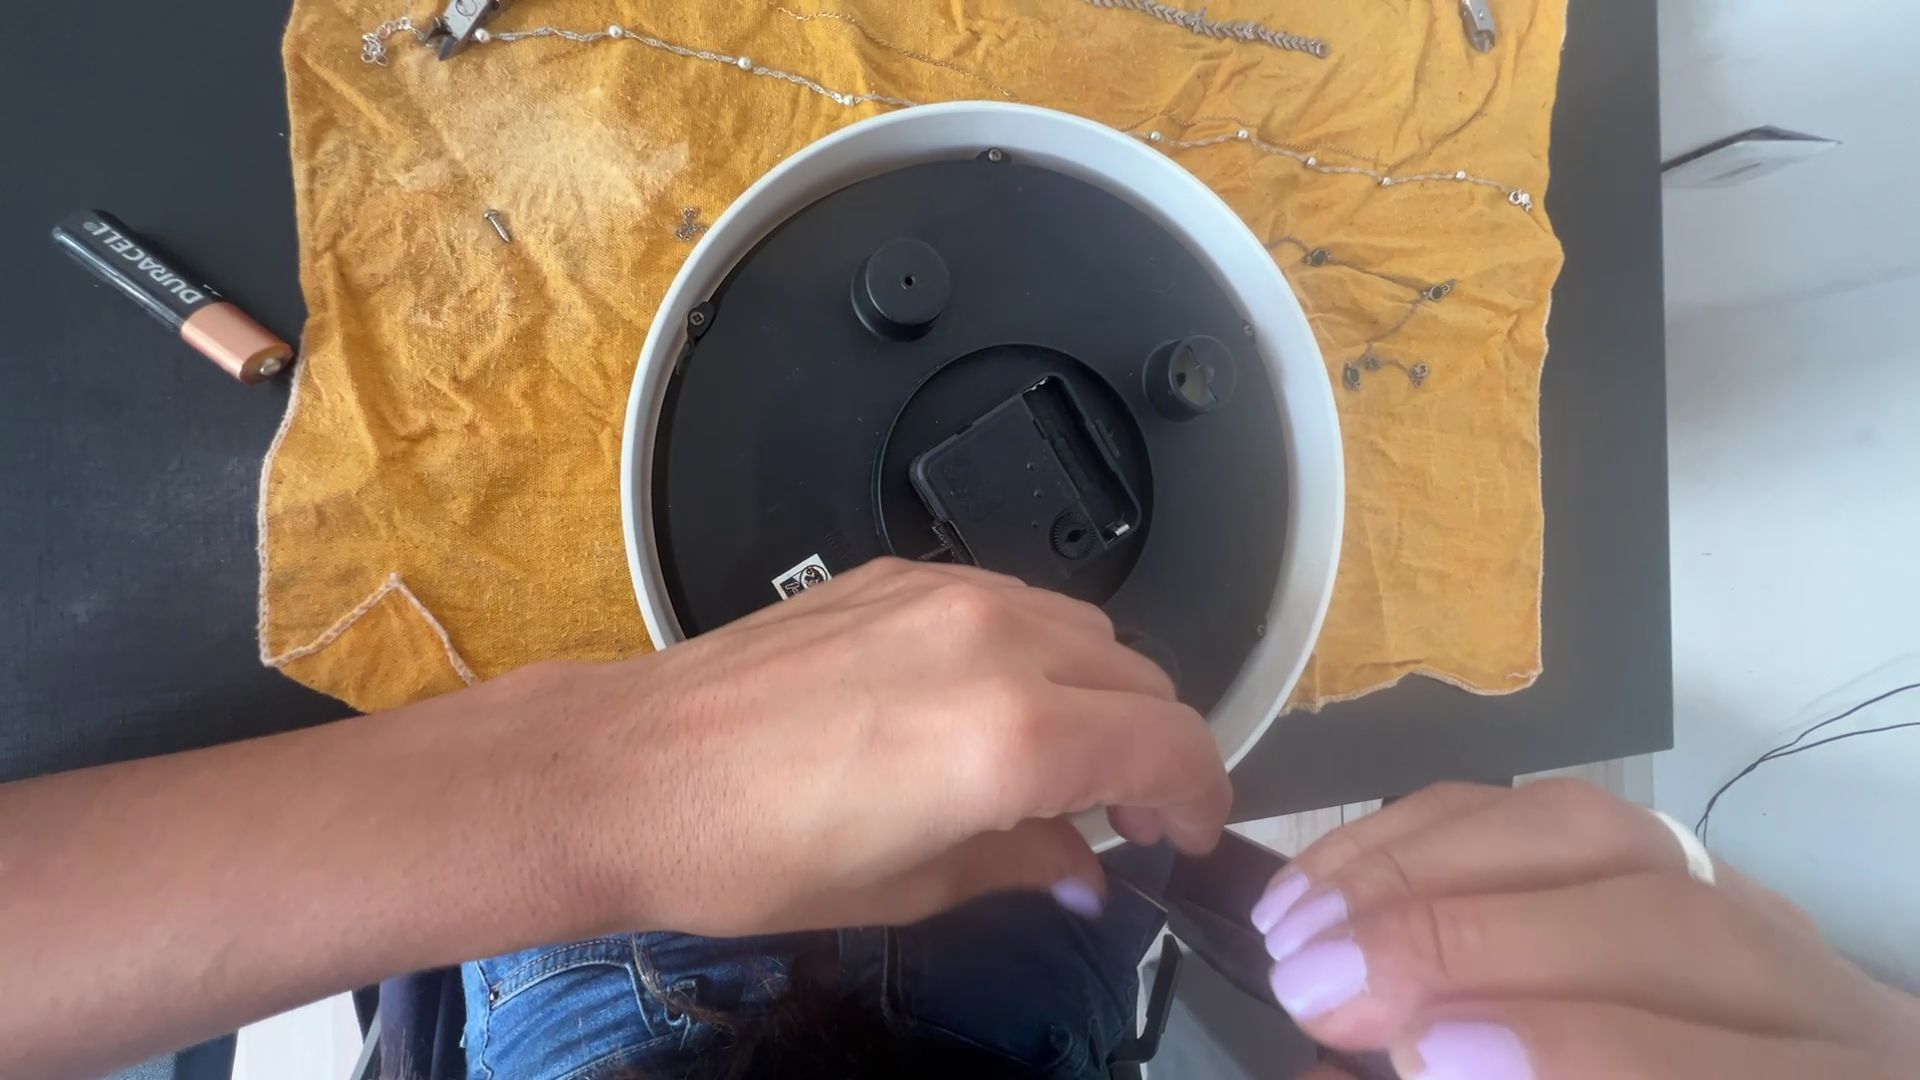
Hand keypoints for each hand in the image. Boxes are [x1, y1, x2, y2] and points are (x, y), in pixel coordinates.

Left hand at [488, 558, 1228, 936]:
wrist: (637, 763)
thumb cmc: (756, 850)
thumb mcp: (907, 887)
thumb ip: (1023, 864)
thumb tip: (1083, 869)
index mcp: (1006, 737)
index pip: (1169, 744)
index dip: (1200, 797)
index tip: (1184, 831)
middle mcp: (994, 642)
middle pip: (1142, 677)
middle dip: (1155, 748)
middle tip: (1120, 808)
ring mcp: (948, 592)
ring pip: (1089, 629)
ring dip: (1102, 693)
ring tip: (1060, 750)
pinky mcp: (905, 571)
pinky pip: (1020, 601)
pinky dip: (1042, 650)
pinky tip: (995, 693)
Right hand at [1246, 781, 1919, 1078]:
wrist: (1687, 1069)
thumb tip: (1323, 1065)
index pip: (1729, 1064)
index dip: (1566, 1048)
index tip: (1415, 1049)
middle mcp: (1829, 999)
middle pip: (1662, 923)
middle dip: (1454, 938)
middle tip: (1315, 976)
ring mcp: (1736, 900)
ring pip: (1584, 827)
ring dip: (1408, 865)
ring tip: (1298, 919)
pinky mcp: (1637, 843)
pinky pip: (1510, 802)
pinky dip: (1402, 832)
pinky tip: (1325, 874)